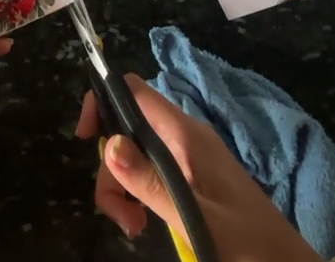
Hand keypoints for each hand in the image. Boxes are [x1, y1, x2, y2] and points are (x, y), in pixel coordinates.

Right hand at [77, 75, 321, 261]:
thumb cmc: (249, 243)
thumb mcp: (196, 218)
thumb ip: (151, 183)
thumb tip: (109, 144)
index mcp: (185, 133)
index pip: (133, 90)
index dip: (102, 101)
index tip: (84, 138)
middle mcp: (183, 135)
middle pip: (127, 129)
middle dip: (111, 165)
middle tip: (120, 216)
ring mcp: (188, 156)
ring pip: (135, 152)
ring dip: (123, 185)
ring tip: (134, 227)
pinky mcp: (192, 177)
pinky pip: (151, 170)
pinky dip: (139, 191)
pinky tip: (144, 220)